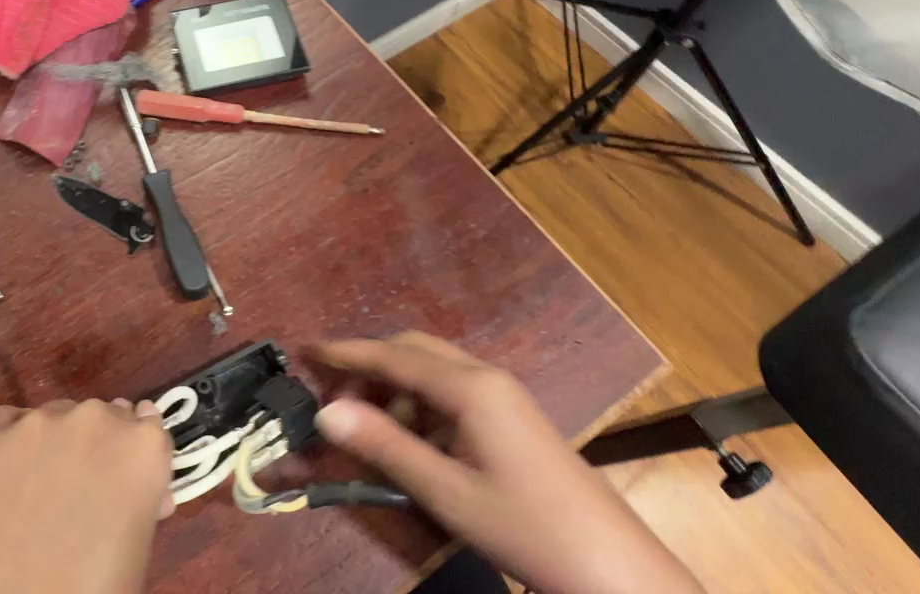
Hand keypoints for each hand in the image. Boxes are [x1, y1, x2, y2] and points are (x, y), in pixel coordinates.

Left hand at [0, 398, 172, 593]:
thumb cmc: (93, 589)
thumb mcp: (137, 543)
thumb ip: (142, 495)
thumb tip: (137, 479)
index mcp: (142, 445)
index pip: (145, 424)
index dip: (132, 453)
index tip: (120, 475)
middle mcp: (93, 418)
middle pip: (99, 416)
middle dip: (94, 445)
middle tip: (78, 492)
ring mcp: (35, 424)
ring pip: (52, 417)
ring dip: (51, 443)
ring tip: (36, 493)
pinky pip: (2, 423)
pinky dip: (6, 445)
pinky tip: (3, 482)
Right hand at [316, 333, 701, 593]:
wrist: (615, 569)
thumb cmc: (527, 527)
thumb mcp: (446, 491)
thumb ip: (385, 447)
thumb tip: (327, 412)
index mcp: (470, 387)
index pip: (393, 356)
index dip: (345, 352)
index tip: (304, 350)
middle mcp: (485, 377)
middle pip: (413, 352)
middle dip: (370, 369)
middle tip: (335, 402)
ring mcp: (503, 396)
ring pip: (433, 373)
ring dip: (395, 391)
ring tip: (369, 432)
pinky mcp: (511, 418)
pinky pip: (453, 395)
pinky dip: (420, 408)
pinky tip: (412, 446)